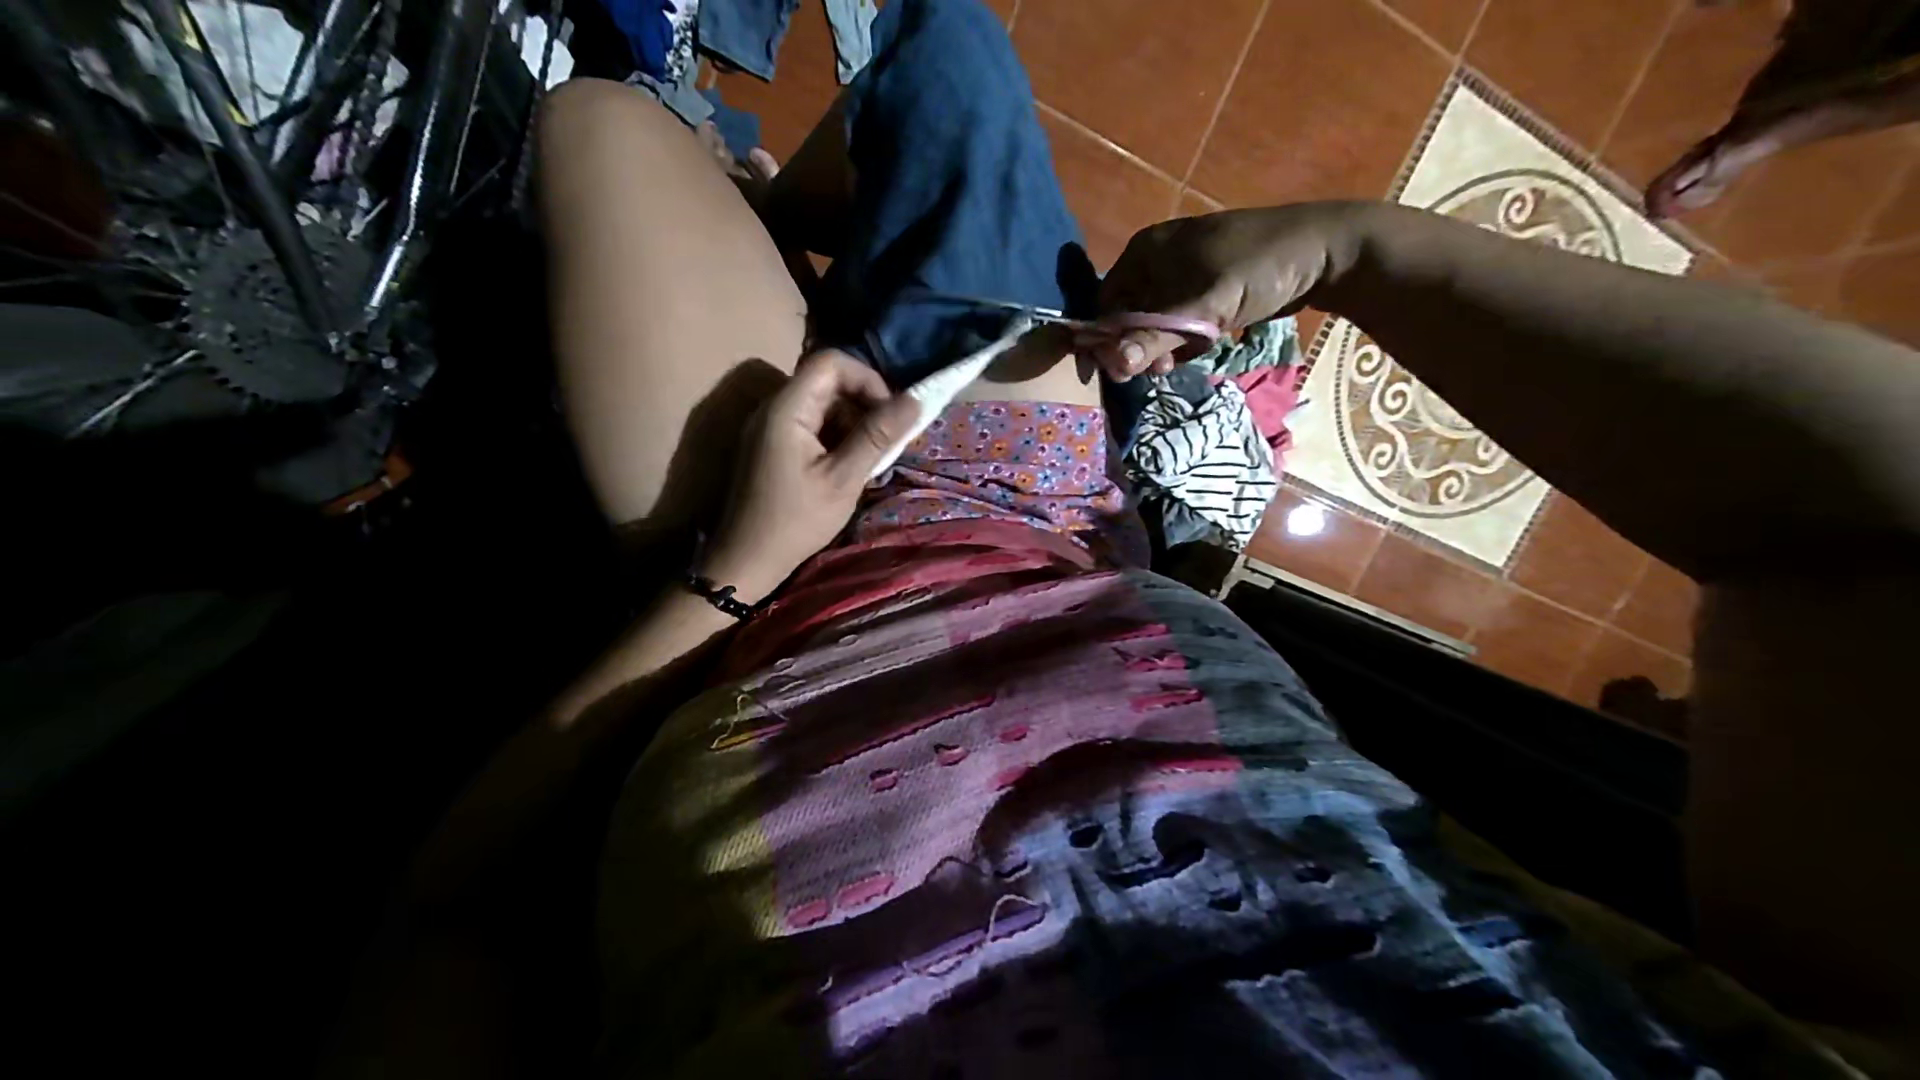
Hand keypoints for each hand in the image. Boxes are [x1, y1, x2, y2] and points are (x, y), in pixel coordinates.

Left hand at [700, 349, 919, 601]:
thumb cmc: (796, 520)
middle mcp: (774, 407)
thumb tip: (916, 399)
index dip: (867, 379)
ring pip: (822, 404)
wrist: (746, 560)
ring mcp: (771, 426)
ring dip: (853, 423)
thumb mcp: (844, 479)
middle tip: (887, 440)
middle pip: (827, 381)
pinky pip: (811, 425)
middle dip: (864, 403)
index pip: (831, 362)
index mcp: (786, 408)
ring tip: (872, 458)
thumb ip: (878, 435)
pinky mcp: (773, 445)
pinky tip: (850, 467)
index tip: (890, 414)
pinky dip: (836, 437)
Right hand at [1090, 201, 1371, 380]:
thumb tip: (1113, 367)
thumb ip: (1155, 338)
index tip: (1133, 367)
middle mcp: (1156, 255)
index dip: (1113, 340)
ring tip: (1193, 352)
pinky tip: (1207, 341)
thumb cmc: (1256, 270)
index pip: (1106, 304)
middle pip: (1130, 314)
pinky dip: (1188, 334)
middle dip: (1145, 345)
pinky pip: (1181, 316)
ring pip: (1157, 320)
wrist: (1325, 252)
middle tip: (1167, 365)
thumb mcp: (1202, 307)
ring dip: (1168, 344)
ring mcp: (1182, 268)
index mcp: (1144, 249)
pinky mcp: (1206, 282)